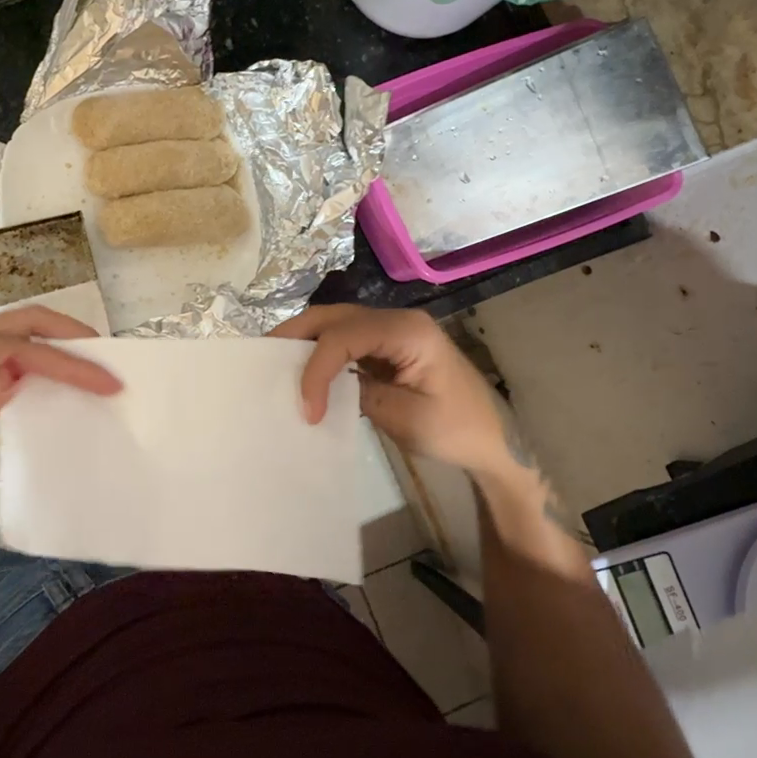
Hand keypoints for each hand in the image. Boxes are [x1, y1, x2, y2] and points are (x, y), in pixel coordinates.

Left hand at [0, 306, 121, 522]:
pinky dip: (45, 370)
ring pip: (23, 343)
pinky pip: (17, 366)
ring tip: (95, 368)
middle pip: (26, 326)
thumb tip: (14, 368)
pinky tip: (62, 389)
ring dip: (60, 349)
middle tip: (108, 357)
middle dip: (69, 335)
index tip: (109, 383)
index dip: (69, 362)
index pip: (25, 348)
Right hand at [269, 304, 533, 480]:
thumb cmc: (456, 430)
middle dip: (295, 335)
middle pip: (333, 316)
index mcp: (408, 332)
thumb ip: (359, 394)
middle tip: (261, 358)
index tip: (307, 409)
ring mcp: (392, 332)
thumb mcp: (406, 418)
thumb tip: (320, 389)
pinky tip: (302, 372)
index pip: (344, 337)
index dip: (316, 369)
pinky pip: (345, 341)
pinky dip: (320, 353)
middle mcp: (397, 321)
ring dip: (304, 342)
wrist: (494, 441)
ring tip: (274, 364)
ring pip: (335, 324)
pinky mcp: (386, 348)